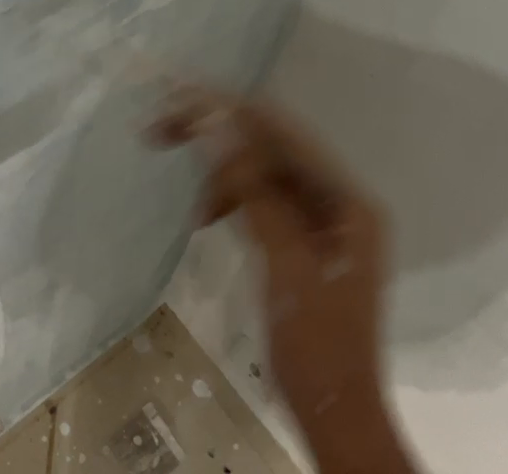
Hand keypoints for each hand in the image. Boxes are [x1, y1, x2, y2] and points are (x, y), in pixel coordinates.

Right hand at [150, 85, 413, 473]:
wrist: (335, 414)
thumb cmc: (315, 344)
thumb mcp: (281, 261)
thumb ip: (251, 187)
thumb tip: (215, 121)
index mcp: (348, 201)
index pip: (282, 132)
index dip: (228, 108)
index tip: (174, 93)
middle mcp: (340, 200)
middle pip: (270, 147)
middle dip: (217, 137)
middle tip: (158, 131)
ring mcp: (323, 221)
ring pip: (261, 173)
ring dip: (222, 177)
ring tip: (194, 210)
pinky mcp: (303, 239)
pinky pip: (261, 200)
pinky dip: (231, 202)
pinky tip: (208, 217)